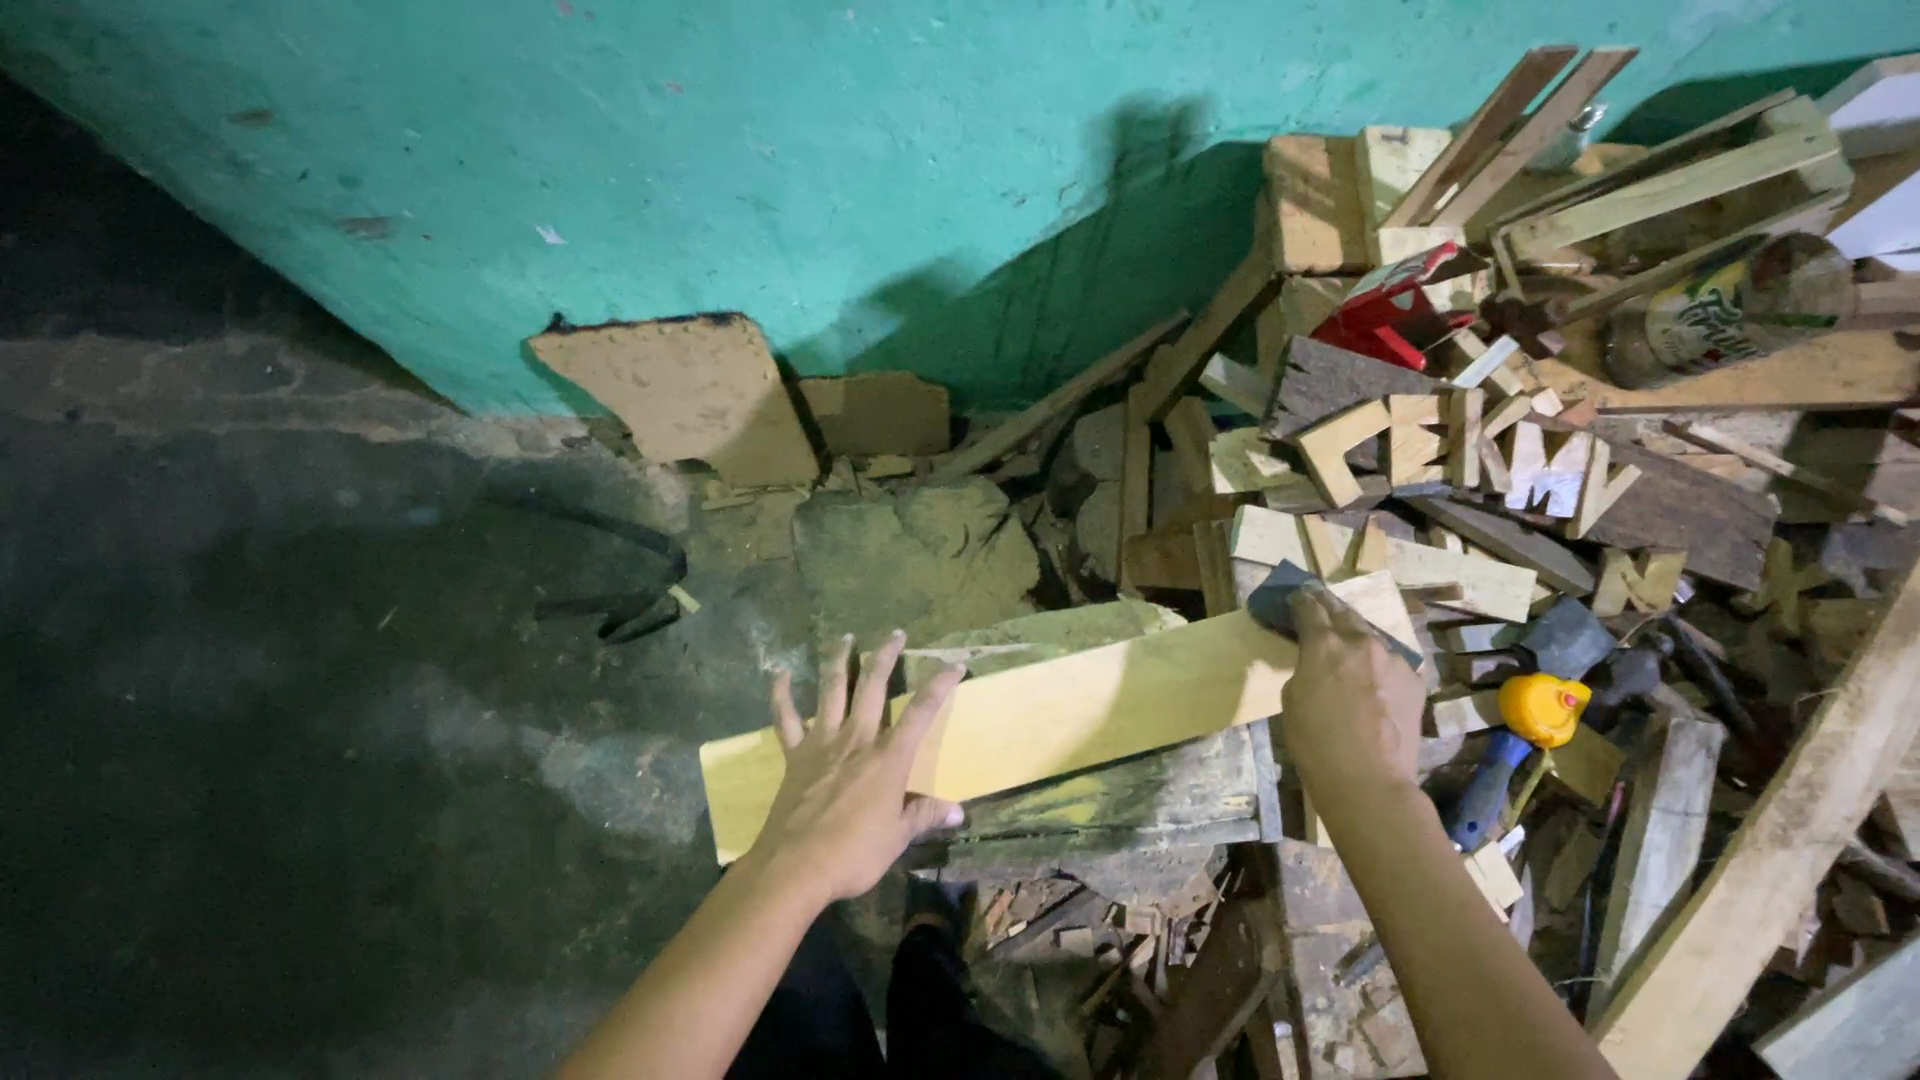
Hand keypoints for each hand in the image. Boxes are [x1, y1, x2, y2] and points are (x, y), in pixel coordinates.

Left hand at [743, 630, 965, 904]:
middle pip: (874, 686)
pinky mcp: (794, 755)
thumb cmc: (854, 854)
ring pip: (832, 690)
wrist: (795, 866)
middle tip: (895, 633)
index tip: (954, 664)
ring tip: (844, 637)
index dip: (940, 685)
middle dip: (886, 656)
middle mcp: (857, 739)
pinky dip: (781, 695)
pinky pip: (785, 718)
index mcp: (888, 758)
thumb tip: (957, 810)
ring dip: (839, 660)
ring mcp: (822, 743)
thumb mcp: (897, 838)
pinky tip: (780, 673)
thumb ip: (924, 816)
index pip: (921, 712)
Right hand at [1279, 585, 1427, 792]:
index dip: (1300, 600)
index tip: (1296, 596)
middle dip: (1327, 605)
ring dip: (1355, 633)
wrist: (1369, 780)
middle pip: (1342, 612)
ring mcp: (1393, 659)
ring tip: (1345, 635)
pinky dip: (1377, 660)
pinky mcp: (1414, 680)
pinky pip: (1390, 661)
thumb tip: (1317, 663)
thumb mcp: (1292, 698)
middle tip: (1318, 600)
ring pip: (1370, 635)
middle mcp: (1361, 642)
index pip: (1309, 608)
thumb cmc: (1315, 742)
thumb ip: (1305, 668)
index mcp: (1324, 644)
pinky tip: (1371, 672)